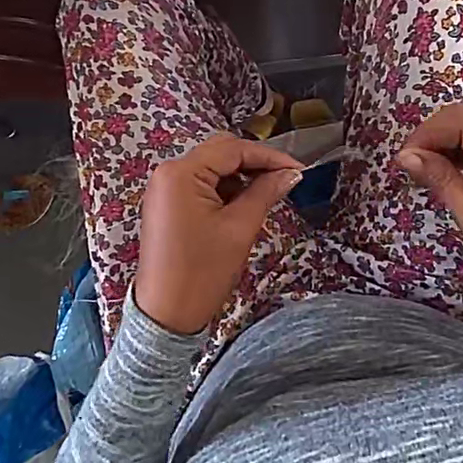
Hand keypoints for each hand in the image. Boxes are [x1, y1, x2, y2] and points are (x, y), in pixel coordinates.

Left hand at [136, 132, 302, 334]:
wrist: (166, 313)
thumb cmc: (201, 272)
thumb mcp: (239, 228)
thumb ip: (265, 193)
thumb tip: (289, 174)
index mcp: (181, 173)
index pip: (231, 149)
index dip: (269, 156)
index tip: (299, 168)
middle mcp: (167, 172)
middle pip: (219, 153)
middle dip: (254, 163)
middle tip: (286, 179)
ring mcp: (163, 188)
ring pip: (210, 168)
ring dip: (239, 177)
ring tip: (268, 196)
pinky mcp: (165, 203)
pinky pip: (199, 184)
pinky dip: (223, 190)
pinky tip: (243, 205)